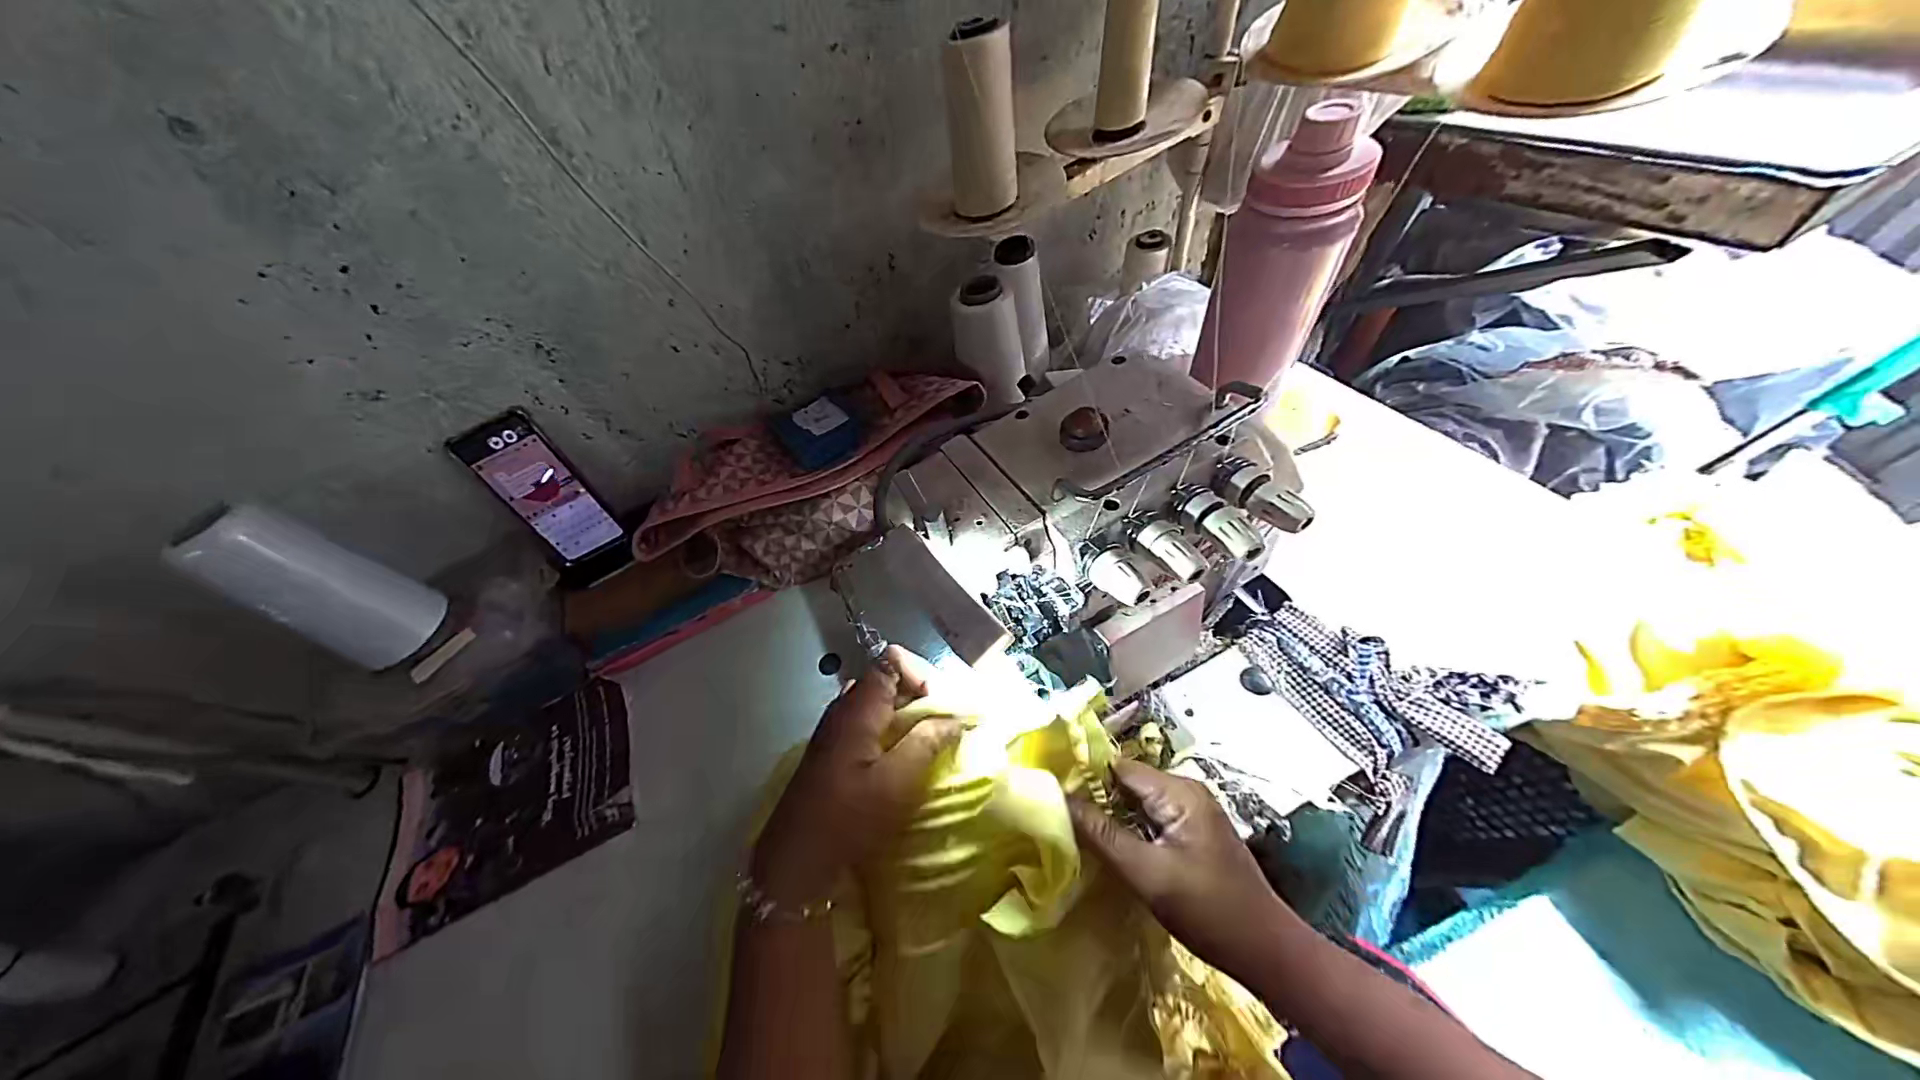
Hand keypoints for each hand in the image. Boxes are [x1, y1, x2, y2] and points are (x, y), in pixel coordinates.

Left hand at [752, 646, 962, 905]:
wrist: (795, 863)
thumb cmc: (848, 819)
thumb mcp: (897, 782)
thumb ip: (928, 741)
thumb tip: (957, 716)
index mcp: (858, 707)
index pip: (894, 661)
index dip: (924, 675)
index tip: (946, 707)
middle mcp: (844, 709)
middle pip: (890, 682)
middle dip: (924, 698)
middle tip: (948, 726)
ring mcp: (836, 731)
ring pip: (882, 707)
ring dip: (910, 719)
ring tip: (934, 745)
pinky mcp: (835, 754)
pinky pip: (871, 728)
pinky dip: (894, 736)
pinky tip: (907, 764)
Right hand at [1068, 759, 1292, 980]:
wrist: (1266, 949)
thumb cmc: (1208, 910)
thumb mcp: (1147, 874)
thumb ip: (1102, 835)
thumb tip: (1060, 800)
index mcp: (1178, 791)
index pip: (1118, 768)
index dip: (1084, 778)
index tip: (1051, 795)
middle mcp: (1185, 790)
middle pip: (1127, 782)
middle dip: (1095, 797)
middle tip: (1059, 817)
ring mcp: (1192, 810)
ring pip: (1137, 801)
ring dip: (1110, 815)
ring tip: (1077, 832)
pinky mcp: (1193, 831)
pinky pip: (1151, 817)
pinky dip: (1129, 828)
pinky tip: (1110, 847)